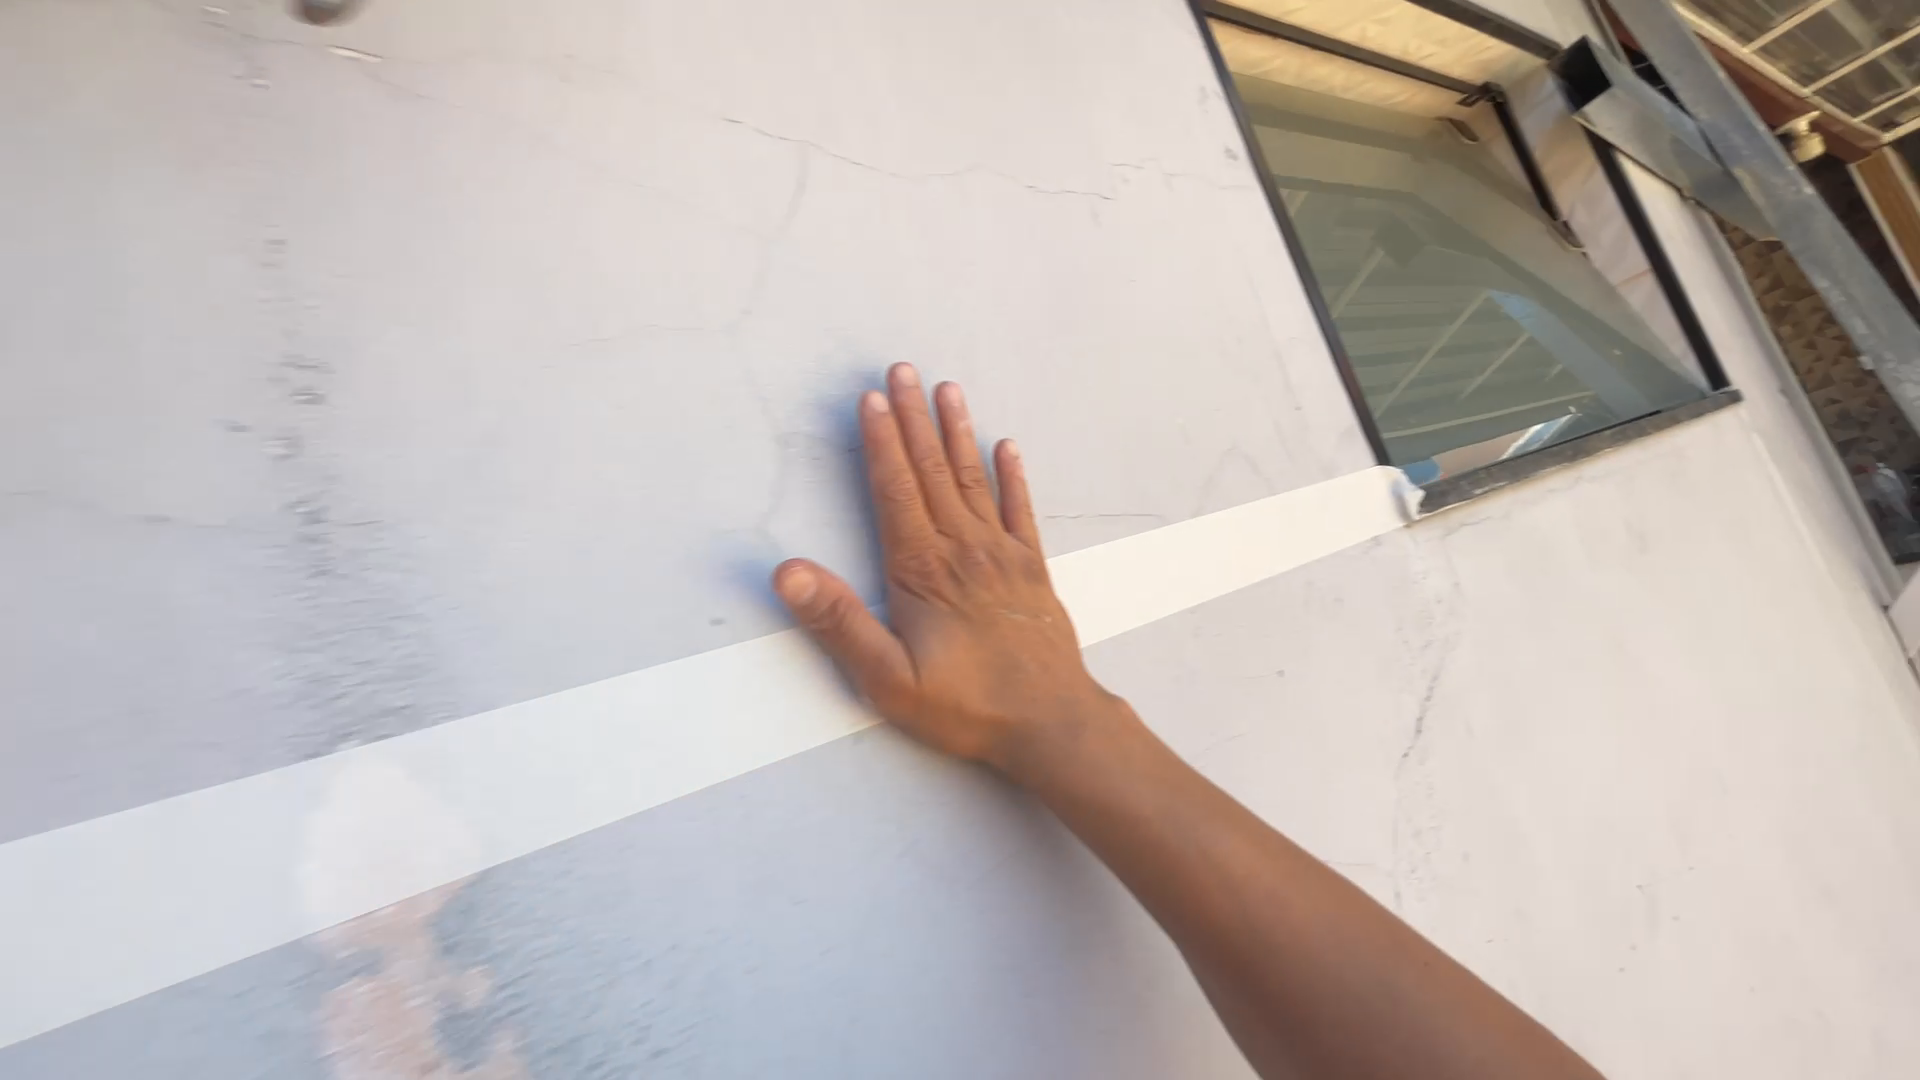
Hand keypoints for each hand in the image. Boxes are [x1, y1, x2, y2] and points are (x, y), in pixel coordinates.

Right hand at [773, 363, 1121, 774]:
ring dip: (958, 433)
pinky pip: (1020, 511)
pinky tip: (1007, 447)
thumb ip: (839, 624)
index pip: (895, 490)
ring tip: (947, 391)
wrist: (1051, 723)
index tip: (870, 399)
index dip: (880, 443)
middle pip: (933, 472)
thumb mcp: (888, 679)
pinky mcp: (1032, 569)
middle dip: (913, 419)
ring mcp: (1002, 555)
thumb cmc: (967, 706)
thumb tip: (789, 572)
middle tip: (903, 371)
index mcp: (922, 570)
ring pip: (974, 480)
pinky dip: (1012, 477)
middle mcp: (962, 549)